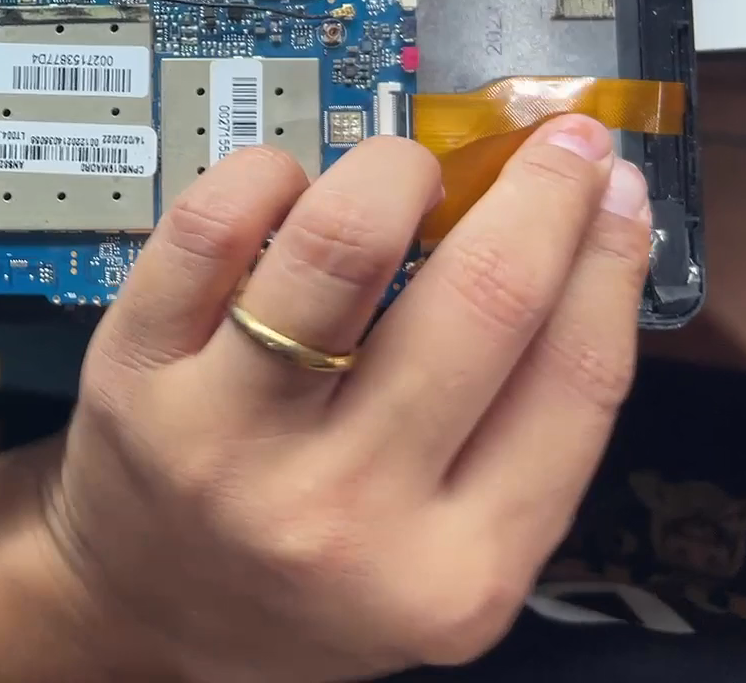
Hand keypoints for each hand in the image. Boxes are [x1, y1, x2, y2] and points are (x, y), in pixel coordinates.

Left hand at [43, 115, 653, 680]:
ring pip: (336, 248)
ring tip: (399, 168)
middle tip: (543, 147)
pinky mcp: (133, 366)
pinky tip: (281, 179)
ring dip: (389, 173)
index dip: (607, 258)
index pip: (574, 383)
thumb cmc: (289, 580)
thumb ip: (500, 442)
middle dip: (529, 196)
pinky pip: (206, 233)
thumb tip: (561, 253)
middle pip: (473, 304)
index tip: (611, 184)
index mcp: (455, 572)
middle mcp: (343, 504)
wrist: (133, 599)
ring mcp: (223, 428)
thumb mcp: (429, 560)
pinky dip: (259, 177)